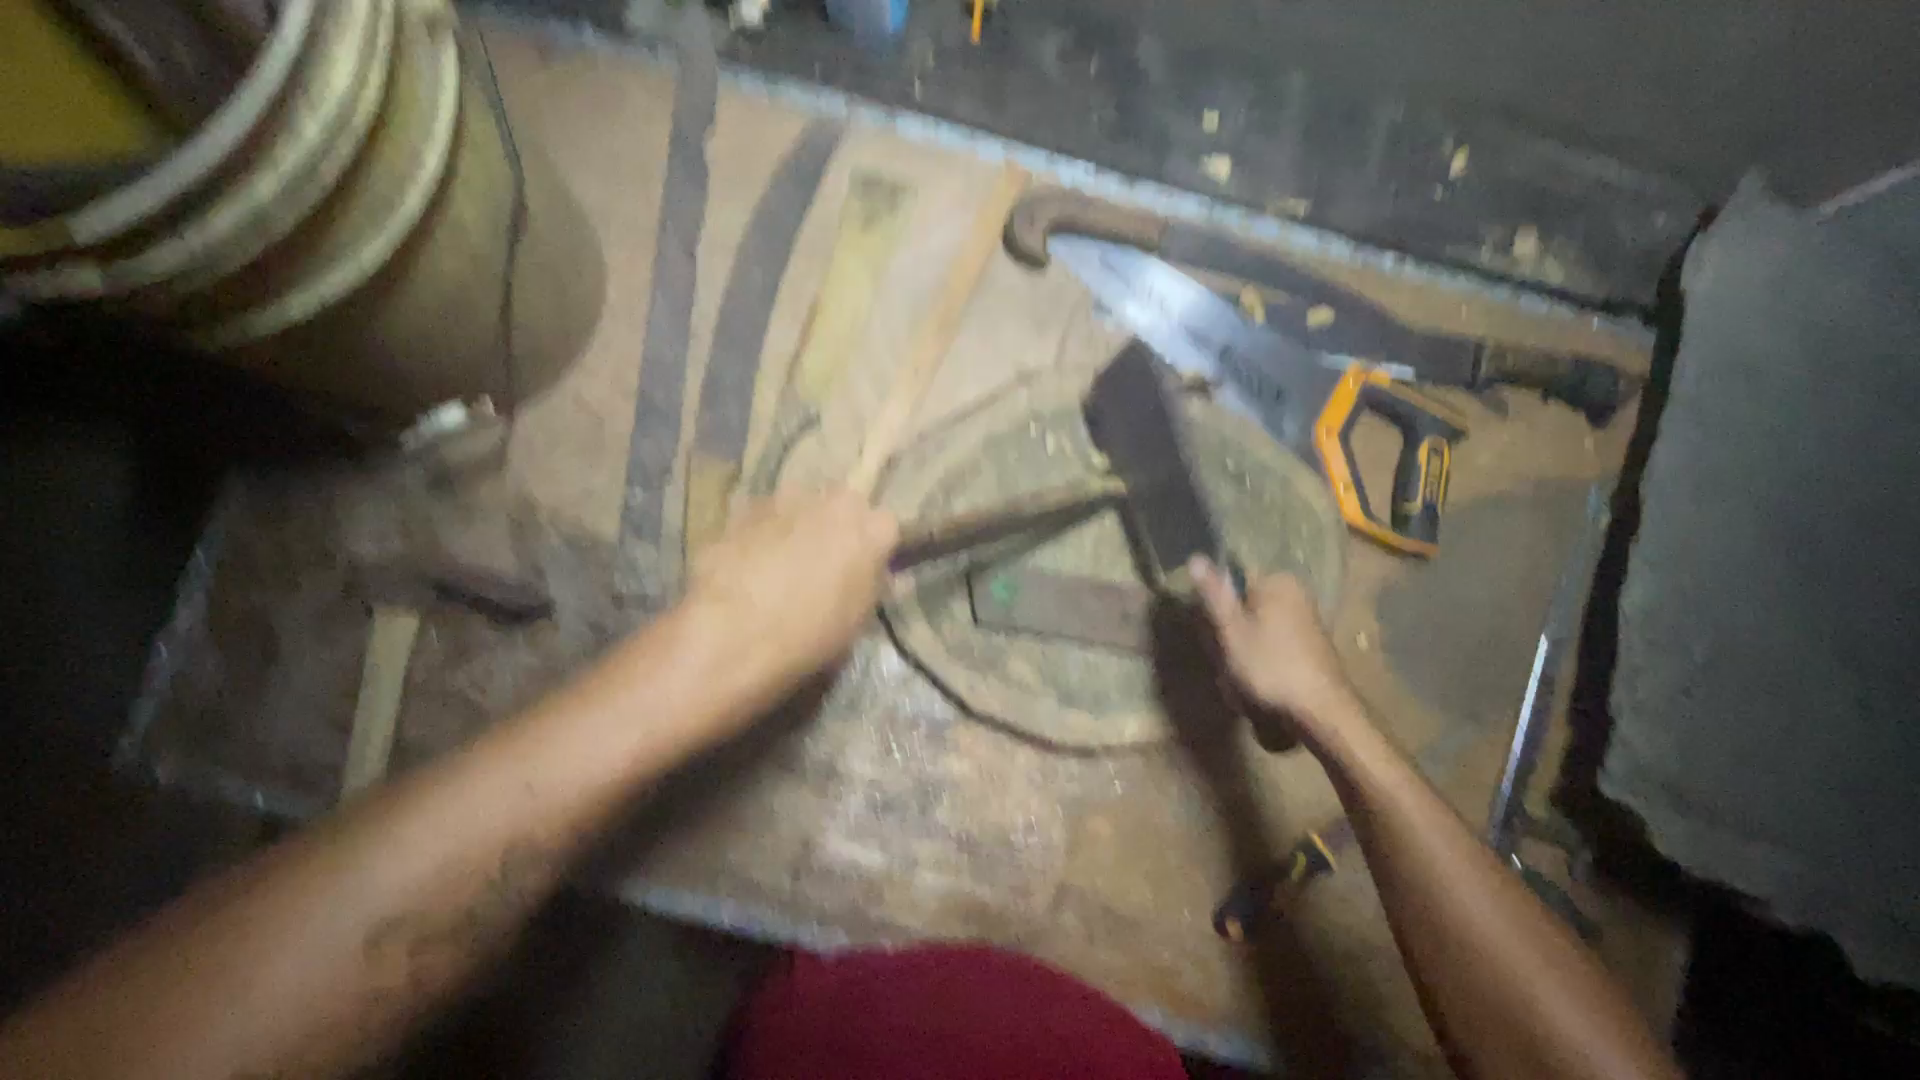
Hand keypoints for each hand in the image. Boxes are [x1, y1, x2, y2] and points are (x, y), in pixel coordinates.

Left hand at [685, 490, 899, 688]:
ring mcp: (787, 497)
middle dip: (838, 528)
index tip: (866, 570)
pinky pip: (766, 517)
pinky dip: (764, 534)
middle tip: (826, 564)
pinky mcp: (746, 506)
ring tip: (783, 565)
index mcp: (872, 528)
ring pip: (802, 507)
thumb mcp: (857, 622)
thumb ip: (872, 586)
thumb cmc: (809, 634)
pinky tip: (752, 564)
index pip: (888, 527)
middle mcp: (835, 500)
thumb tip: (883, 575)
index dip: (876, 549)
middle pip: (844, 506)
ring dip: (799, 526)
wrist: (732, 632)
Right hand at [1190, 557, 1357, 740]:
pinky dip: (1265, 655)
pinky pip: (1275, 640)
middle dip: (1233, 629)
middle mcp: (1296, 591)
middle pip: (1246, 603)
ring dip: (1246, 647)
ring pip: (1259, 625)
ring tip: (1244, 673)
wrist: (1321, 708)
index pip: (1233, 580)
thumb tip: (1196, 557)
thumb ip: (1215, 594)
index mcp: (1277, 581)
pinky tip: (1263, 678)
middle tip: (1228, 658)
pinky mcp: (1312, 640)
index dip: (1219, 607)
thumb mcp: (1232, 631)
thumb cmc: (1271, 666)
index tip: (1215, 633)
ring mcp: (1307, 616)